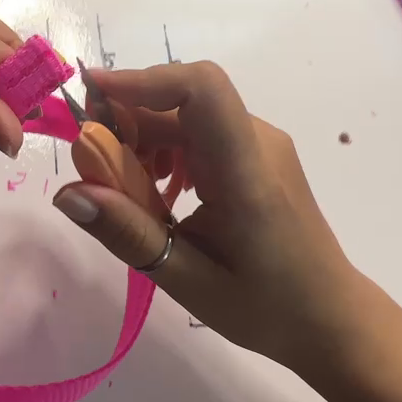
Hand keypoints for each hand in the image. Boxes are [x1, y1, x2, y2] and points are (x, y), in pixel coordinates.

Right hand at [51, 61, 370, 372]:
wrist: (332, 320)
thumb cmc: (268, 307)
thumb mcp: (188, 280)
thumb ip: (128, 233)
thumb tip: (68, 194)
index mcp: (247, 171)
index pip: (201, 89)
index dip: (142, 80)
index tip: (90, 96)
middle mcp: (256, 141)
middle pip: (178, 100)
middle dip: (124, 120)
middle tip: (89, 166)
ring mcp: (256, 142)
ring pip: (180, 113)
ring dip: (138, 136)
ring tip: (120, 187)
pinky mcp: (250, 151)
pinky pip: (193, 129)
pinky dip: (159, 147)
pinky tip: (151, 190)